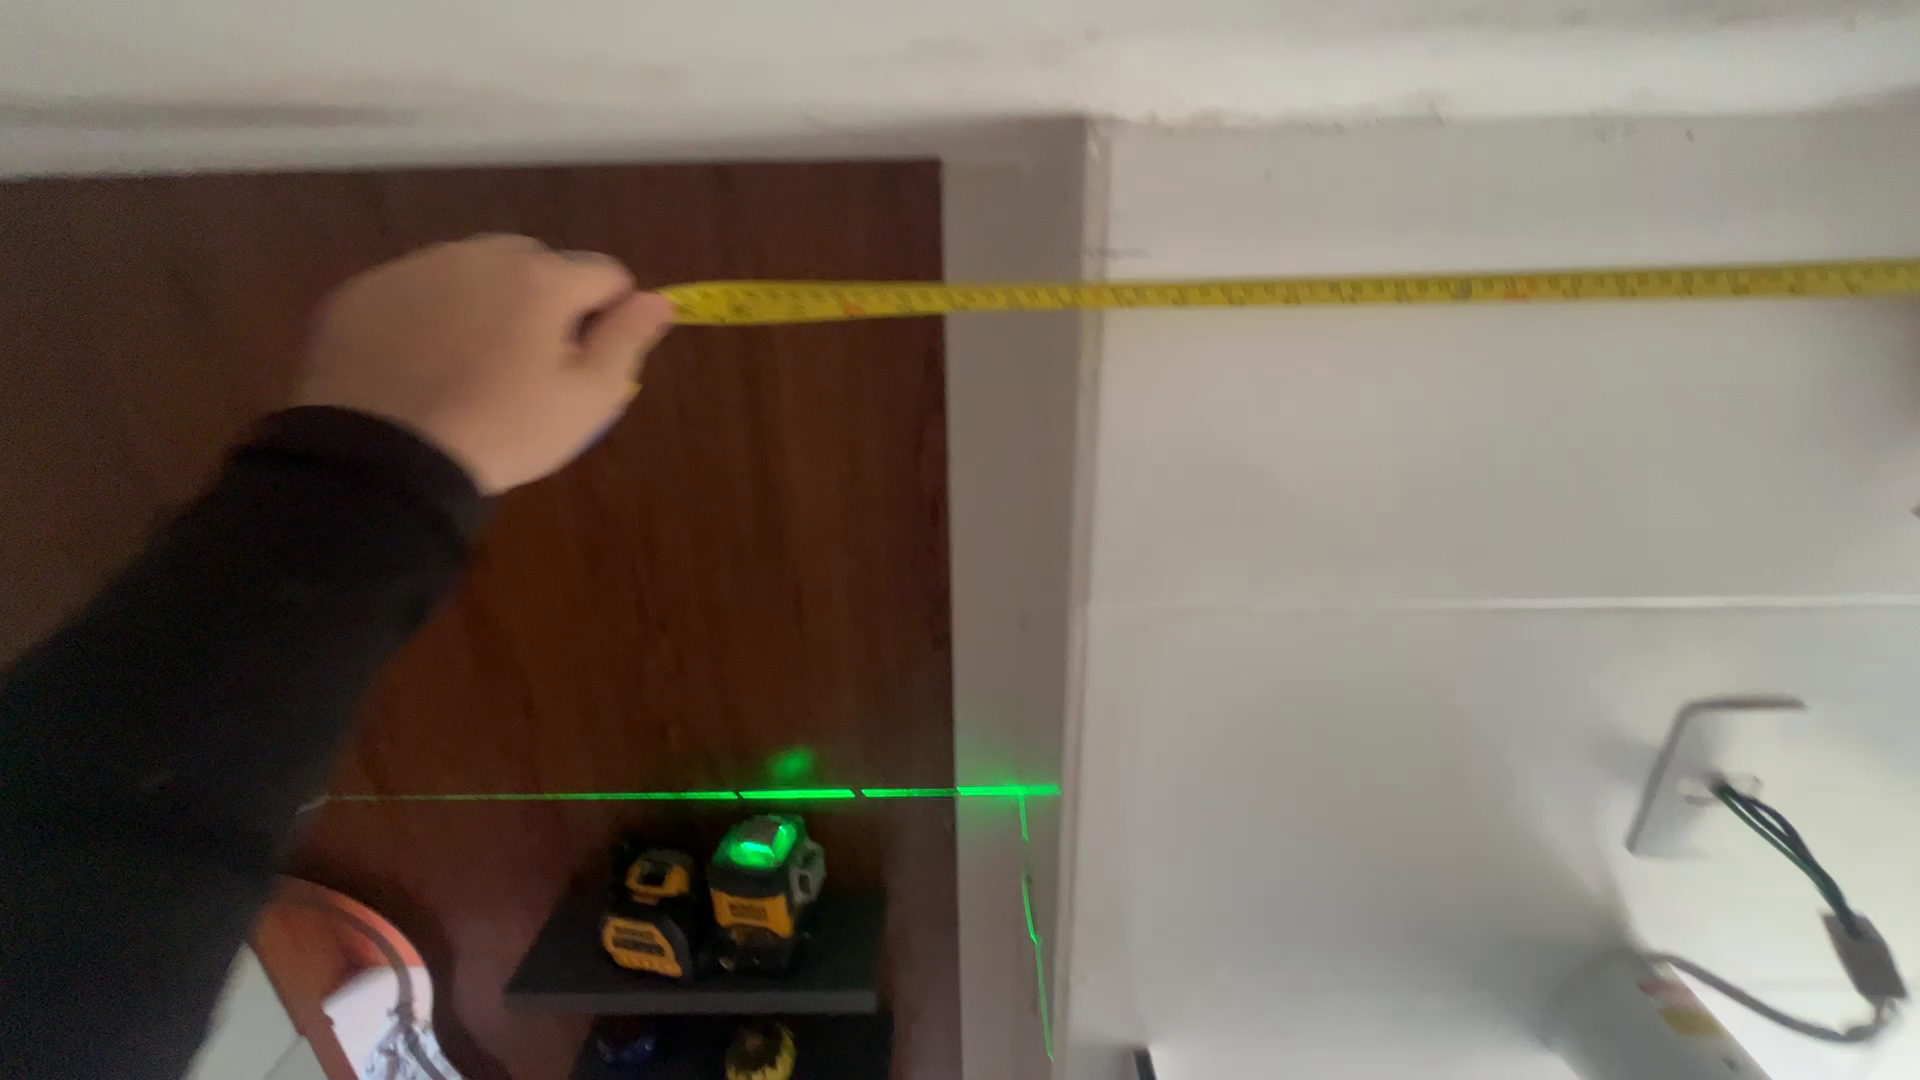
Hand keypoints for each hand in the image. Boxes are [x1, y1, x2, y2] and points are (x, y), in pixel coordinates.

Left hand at [300, 234, 674, 493]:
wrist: (388, 456)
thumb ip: (628, 341)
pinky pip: (422, 288)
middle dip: (549, 300)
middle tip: (536, 363)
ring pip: (477, 270)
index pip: (606, 272)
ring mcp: (416, 268)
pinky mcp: (365, 290)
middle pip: (538, 261)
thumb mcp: (590, 397)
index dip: (612, 313)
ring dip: (492, 302)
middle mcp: (479, 256)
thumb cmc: (509, 428)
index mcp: (542, 280)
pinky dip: (437, 314)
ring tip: (478, 364)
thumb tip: (659, 300)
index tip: (592, 357)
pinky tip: (430, 365)